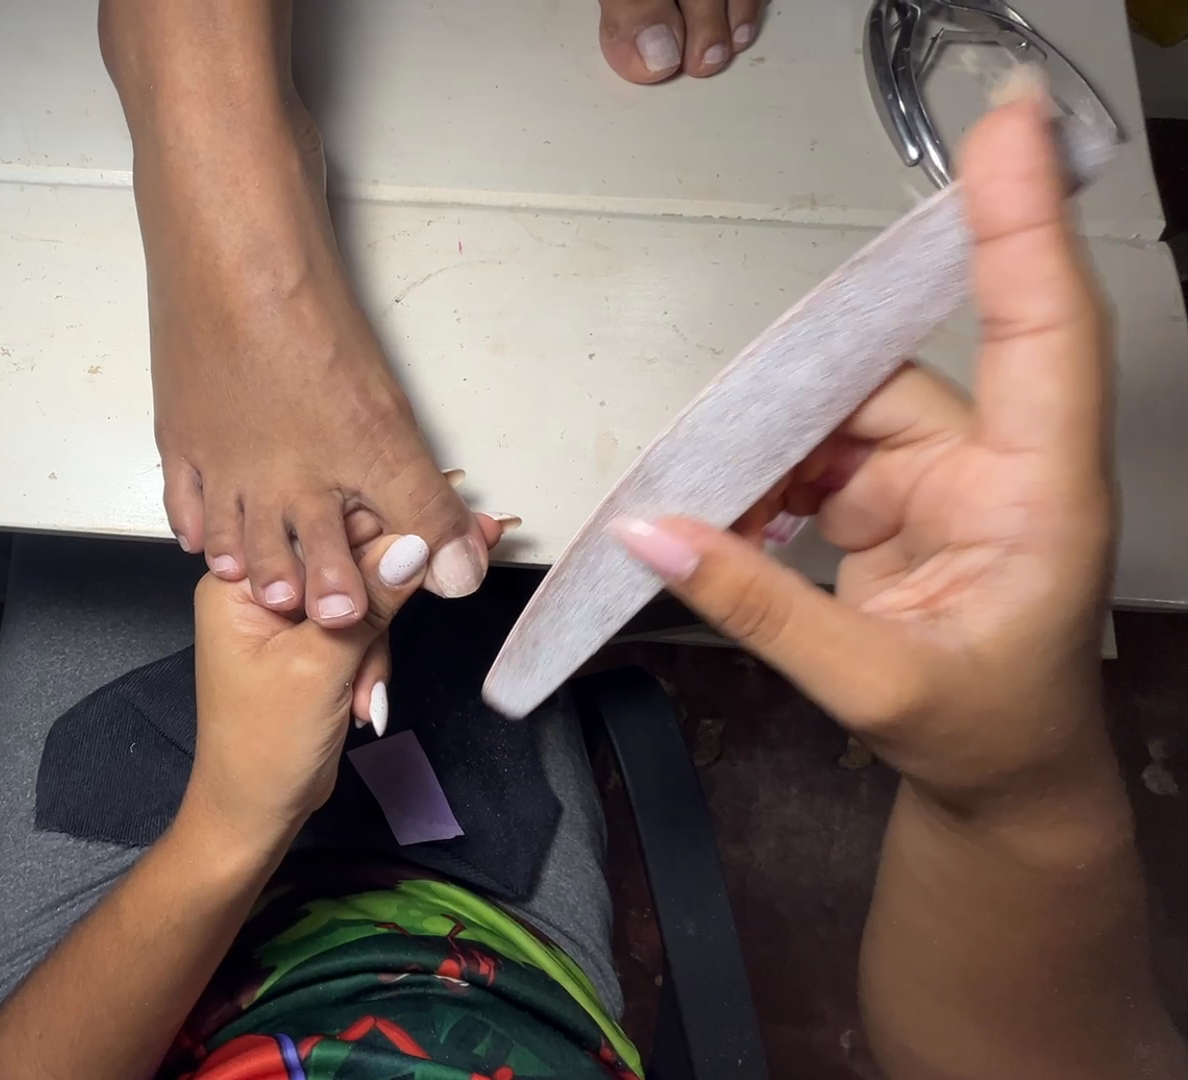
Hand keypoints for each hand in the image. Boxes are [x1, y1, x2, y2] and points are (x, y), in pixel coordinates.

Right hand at [114, 34, 496, 624]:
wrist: (230, 241)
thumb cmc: (311, 320)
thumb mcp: (387, 418)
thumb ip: (421, 503)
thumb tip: (463, 582)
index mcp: (313, 483)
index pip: (338, 561)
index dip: (354, 596)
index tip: (363, 625)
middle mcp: (257, 482)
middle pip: (281, 554)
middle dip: (303, 588)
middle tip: (312, 613)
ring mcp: (209, 454)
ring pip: (228, 531)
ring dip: (247, 561)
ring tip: (257, 583)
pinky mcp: (175, 423)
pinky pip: (178, 494)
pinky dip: (191, 521)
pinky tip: (197, 533)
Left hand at [182, 531, 434, 852]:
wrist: (257, 812)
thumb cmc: (266, 741)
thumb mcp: (321, 665)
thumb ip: (370, 603)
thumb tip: (415, 544)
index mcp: (241, 583)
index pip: (315, 532)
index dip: (379, 531)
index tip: (438, 531)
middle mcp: (262, 593)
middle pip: (343, 566)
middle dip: (384, 602)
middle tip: (447, 579)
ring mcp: (287, 623)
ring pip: (358, 603)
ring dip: (374, 652)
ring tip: (366, 699)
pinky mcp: (310, 648)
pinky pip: (356, 634)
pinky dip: (369, 667)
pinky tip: (366, 704)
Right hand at [610, 96, 1113, 819]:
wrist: (994, 775)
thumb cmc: (977, 731)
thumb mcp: (868, 679)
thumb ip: (757, 604)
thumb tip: (651, 535)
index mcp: (1034, 496)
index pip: (1042, 334)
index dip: (1018, 230)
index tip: (1008, 133)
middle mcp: (987, 470)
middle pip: (878, 389)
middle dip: (788, 418)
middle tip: (712, 463)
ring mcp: (930, 486)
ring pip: (828, 429)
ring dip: (758, 464)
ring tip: (710, 518)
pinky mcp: (884, 507)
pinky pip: (804, 469)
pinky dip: (754, 492)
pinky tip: (727, 531)